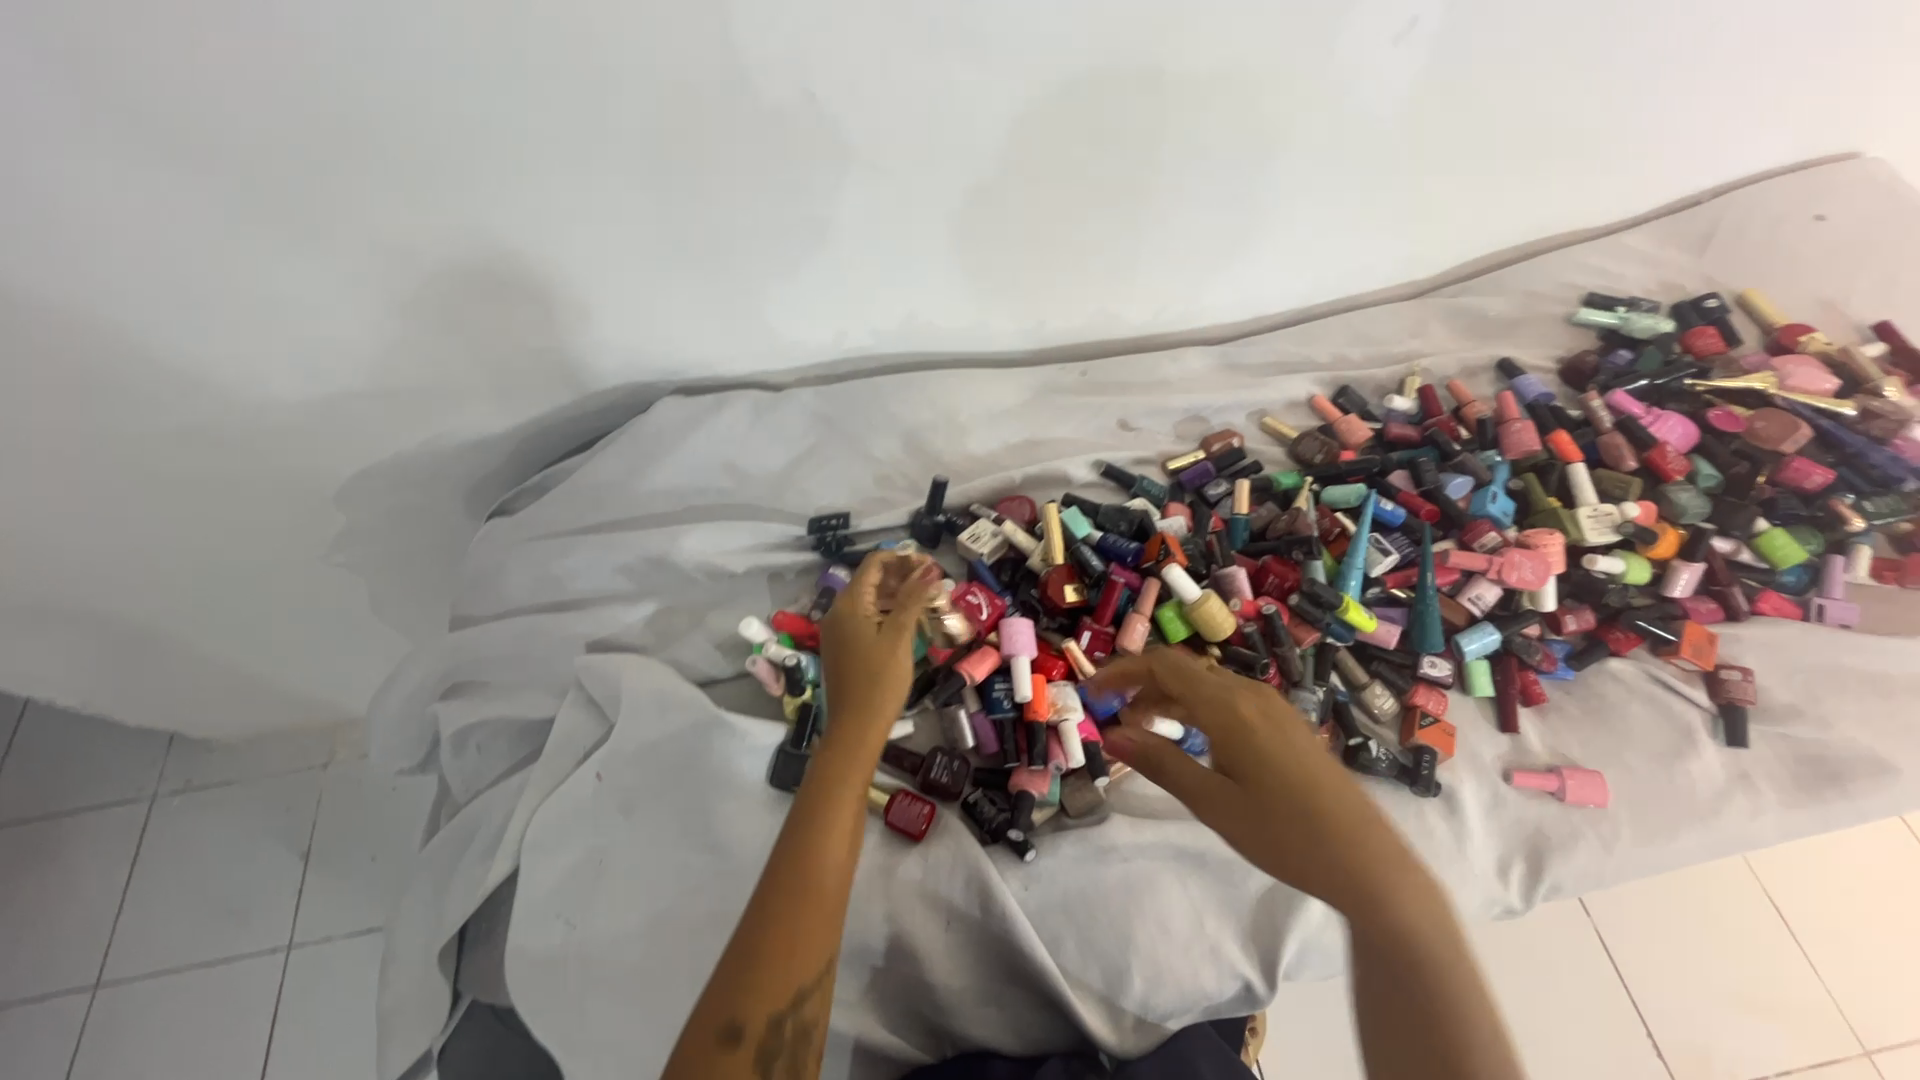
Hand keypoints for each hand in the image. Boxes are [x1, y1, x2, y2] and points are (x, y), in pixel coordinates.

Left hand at [816, 551, 941, 746]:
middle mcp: (837, 611)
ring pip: (868, 600)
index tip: (931, 565)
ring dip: (896, 594)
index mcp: (848, 604)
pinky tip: (908, 619)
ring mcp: (838, 630)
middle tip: (933, 580)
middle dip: (901, 575)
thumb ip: (912, 598)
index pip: (874, 564)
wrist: (856, 728)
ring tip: (926, 597)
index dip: (903, 558)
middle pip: (870, 580)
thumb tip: (929, 569)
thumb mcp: (899, 636)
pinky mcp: (843, 647)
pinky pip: (864, 618)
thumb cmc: (880, 681)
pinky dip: (886, 612)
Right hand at [1088, 648, 1408, 909]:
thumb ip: (1161, 762)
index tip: (1091, 694)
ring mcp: (1273, 707)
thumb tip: (1112, 735)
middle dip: (1141, 685)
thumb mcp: (1213, 803)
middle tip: (1111, 716)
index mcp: (1229, 706)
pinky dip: (1197, 709)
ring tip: (1143, 730)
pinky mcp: (1286, 724)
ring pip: (1207, 685)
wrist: (1367, 861)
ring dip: (1168, 698)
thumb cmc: (1284, 835)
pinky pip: (1229, 700)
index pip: (1163, 665)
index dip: (1121, 671)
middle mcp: (1251, 694)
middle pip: (1184, 671)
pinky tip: (1190, 740)